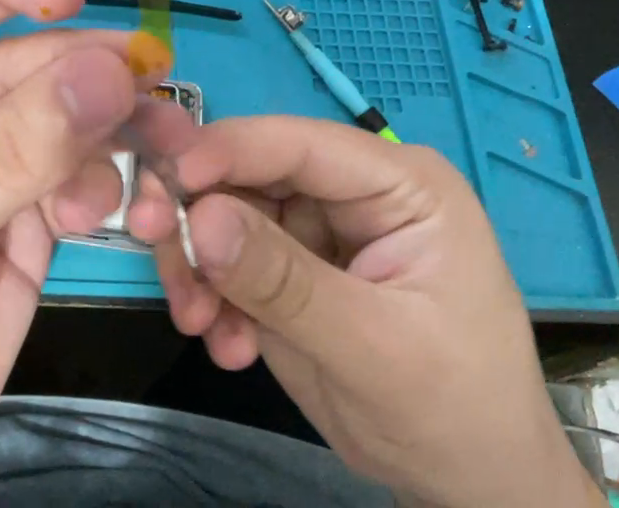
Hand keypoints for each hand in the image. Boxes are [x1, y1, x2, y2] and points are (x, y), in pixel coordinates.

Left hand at [0, 0, 159, 502]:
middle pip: (29, 67)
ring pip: (69, 121)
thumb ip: (14, 150)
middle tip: (156, 94)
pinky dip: (116, 186)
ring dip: (119, 133)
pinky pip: (85, 179)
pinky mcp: (29, 220)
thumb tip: (103, 69)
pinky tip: (130, 215)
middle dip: (91, 77)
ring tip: (165, 157)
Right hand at [128, 117, 602, 507]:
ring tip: (196, 323)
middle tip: (151, 244)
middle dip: (195, 215)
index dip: (224, 150)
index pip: (297, 143)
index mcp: (398, 184)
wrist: (467, 484)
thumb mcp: (371, 346)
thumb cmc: (452, 408)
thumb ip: (283, 281)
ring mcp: (311, 229)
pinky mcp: (283, 268)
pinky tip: (227, 345)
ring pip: (219, 215)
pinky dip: (209, 297)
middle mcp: (347, 192)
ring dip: (196, 265)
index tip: (164, 180)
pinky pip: (220, 260)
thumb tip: (199, 217)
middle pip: (244, 173)